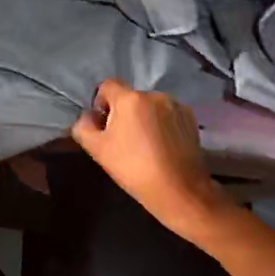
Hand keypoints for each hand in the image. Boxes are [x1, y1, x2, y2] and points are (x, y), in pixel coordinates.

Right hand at [69, 80, 227, 226]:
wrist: (178, 190)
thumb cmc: (133, 168)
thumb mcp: (97, 149)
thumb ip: (83, 127)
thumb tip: (88, 117)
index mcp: (130, 99)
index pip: (107, 85)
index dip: (100, 103)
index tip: (103, 125)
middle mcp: (155, 95)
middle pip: (130, 97)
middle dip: (123, 113)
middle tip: (122, 140)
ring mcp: (176, 106)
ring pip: (150, 106)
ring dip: (143, 118)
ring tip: (145, 145)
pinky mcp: (191, 119)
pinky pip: (167, 114)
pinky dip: (161, 124)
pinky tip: (161, 146)